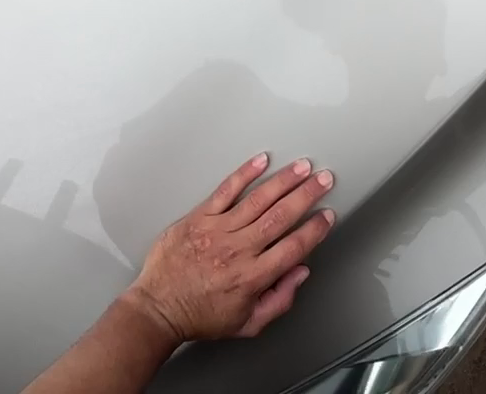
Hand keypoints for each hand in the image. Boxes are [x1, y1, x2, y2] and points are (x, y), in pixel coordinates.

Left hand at [121, 153, 336, 342]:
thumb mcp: (246, 324)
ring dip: (284, 181)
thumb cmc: (200, 316)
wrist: (158, 308)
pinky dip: (245, 173)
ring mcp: (218, 230)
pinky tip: (261, 161)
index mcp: (252, 277)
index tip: (327, 216)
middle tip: (323, 180)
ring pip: (258, 199)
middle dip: (306, 195)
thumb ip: (279, 300)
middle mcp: (238, 250)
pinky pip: (226, 190)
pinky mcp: (200, 217)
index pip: (293, 247)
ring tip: (302, 167)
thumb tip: (300, 273)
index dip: (314, 230)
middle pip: (280, 216)